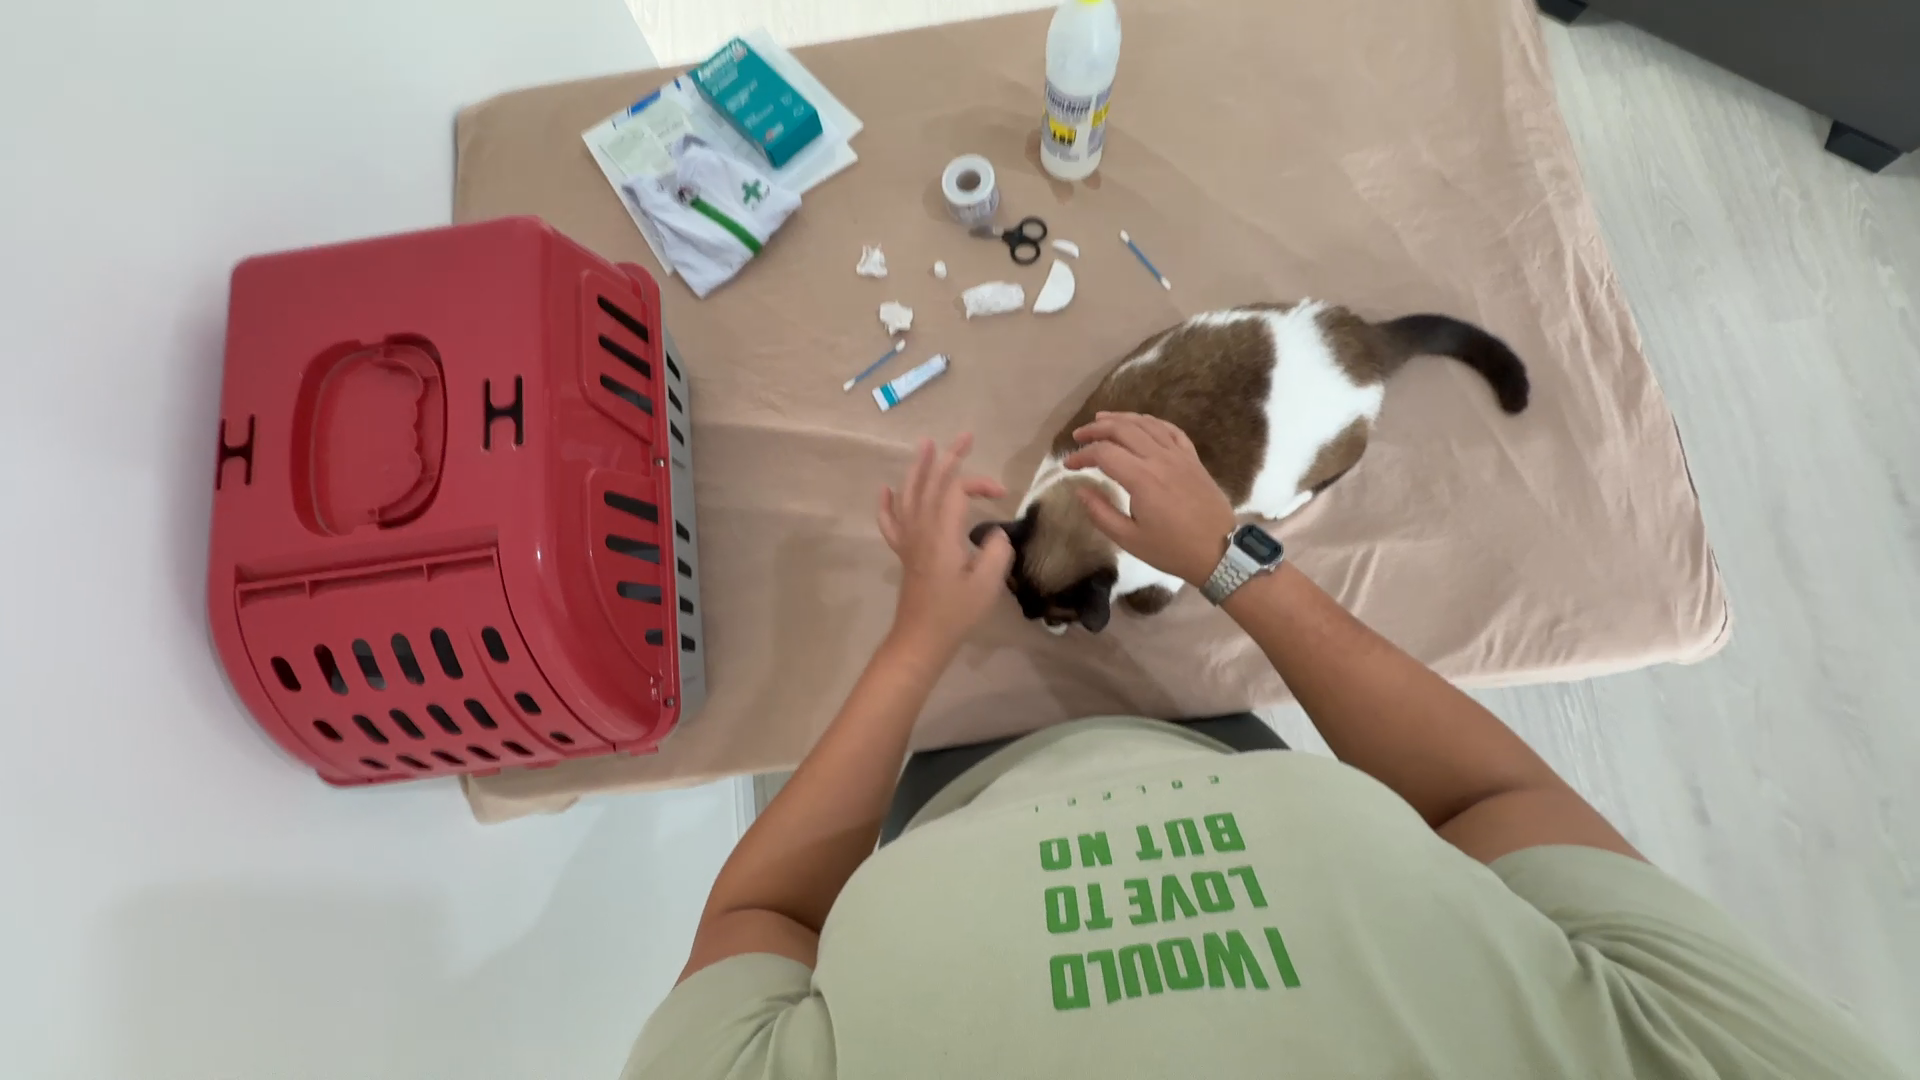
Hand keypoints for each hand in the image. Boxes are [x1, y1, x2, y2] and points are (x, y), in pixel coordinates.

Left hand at [878, 434, 1015, 660]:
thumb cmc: (956, 612)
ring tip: (925, 444)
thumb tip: (994, 533)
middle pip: (931, 482)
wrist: (921, 638)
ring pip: (908, 494)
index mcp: (941, 532)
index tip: (1003, 494)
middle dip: (949, 457)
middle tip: (965, 437)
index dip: (979, 483)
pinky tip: (886, 490)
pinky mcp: (903, 553)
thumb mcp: (987, 583)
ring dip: (918, 467)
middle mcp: (920, 529)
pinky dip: (887, 503)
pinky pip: (890, 521)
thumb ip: (995, 550)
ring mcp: (908, 540)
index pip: (956, 490)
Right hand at [1063, 412, 1236, 586]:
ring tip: (1101, 419)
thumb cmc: (1172, 549)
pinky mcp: (1193, 459)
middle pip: (1123, 429)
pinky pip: (1170, 430)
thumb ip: (1100, 513)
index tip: (1068, 466)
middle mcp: (1160, 459)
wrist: (1220, 551)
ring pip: (1146, 424)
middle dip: (1096, 429)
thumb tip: (1080, 490)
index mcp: (1142, 479)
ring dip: (1121, 418)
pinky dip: (1151, 422)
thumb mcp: (1129, 539)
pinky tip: (1140, 423)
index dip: (1082, 455)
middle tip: (1078, 436)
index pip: (1104, 453)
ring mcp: (1179, 456)